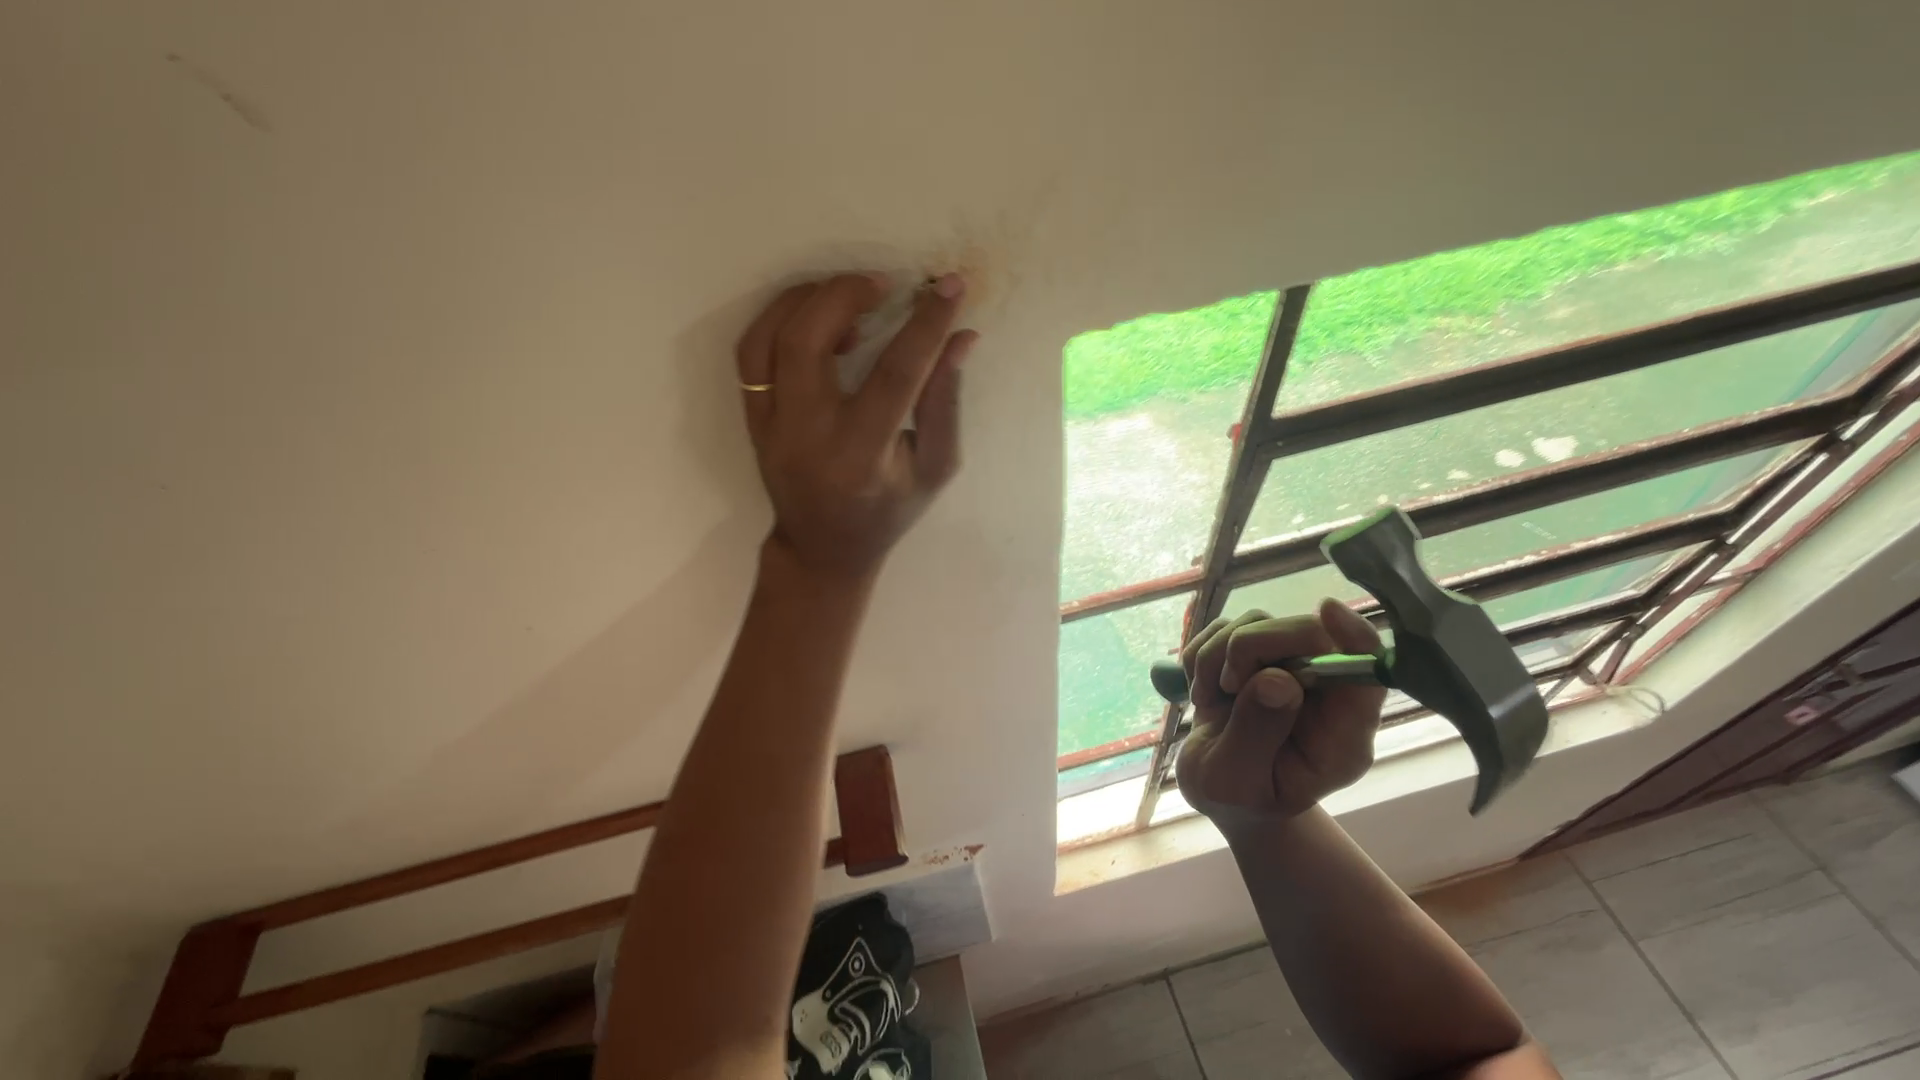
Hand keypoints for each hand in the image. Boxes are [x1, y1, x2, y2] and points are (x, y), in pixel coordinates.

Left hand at [735, 272, 976, 581]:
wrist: (822, 549)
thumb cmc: (887, 513)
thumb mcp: (934, 468)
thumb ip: (946, 402)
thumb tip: (960, 336)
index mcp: (861, 457)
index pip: (894, 375)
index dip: (925, 325)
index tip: (948, 286)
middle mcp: (806, 438)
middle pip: (806, 342)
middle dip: (846, 294)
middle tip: (884, 284)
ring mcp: (770, 427)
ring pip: (767, 339)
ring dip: (808, 299)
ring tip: (849, 294)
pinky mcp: (753, 418)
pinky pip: (752, 352)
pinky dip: (781, 319)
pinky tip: (817, 316)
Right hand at [1176, 599, 1387, 830]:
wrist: (1221, 793)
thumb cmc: (1238, 800)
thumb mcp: (1235, 782)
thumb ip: (1256, 734)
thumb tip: (1276, 679)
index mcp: (1341, 736)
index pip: (1368, 673)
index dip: (1355, 637)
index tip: (1326, 611)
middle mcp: (1324, 694)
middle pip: (1306, 633)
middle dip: (1251, 648)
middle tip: (1224, 687)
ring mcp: (1290, 669)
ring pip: (1260, 622)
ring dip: (1219, 654)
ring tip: (1207, 698)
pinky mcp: (1257, 655)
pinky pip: (1228, 627)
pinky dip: (1204, 652)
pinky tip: (1203, 689)